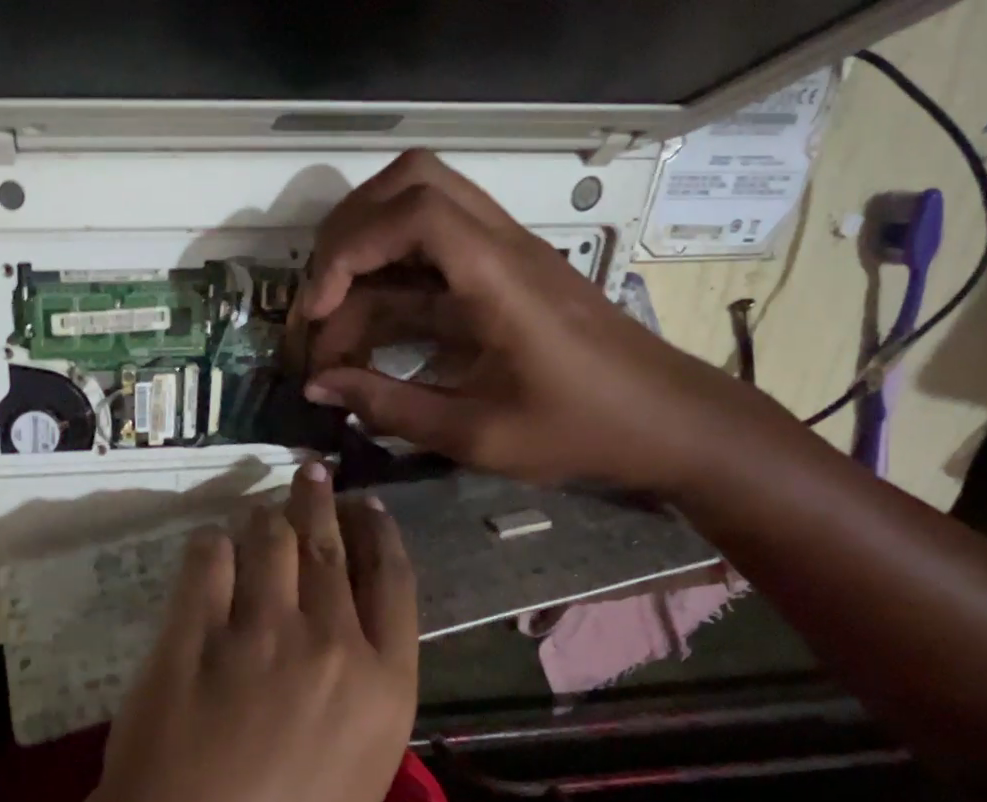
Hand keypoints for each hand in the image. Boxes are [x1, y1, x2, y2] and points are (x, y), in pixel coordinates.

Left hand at [69, 462, 417, 801]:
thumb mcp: (351, 780)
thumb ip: (350, 700)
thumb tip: (326, 636)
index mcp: (389, 693)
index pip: (395, 580)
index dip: (377, 532)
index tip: (365, 504)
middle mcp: (332, 649)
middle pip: (329, 548)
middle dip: (317, 503)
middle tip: (306, 475)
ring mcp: (256, 638)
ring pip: (267, 542)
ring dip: (261, 518)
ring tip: (256, 508)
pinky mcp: (184, 641)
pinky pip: (203, 564)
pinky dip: (208, 548)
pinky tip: (208, 547)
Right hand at [288, 149, 773, 492]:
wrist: (669, 423)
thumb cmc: (580, 431)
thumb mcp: (475, 433)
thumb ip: (389, 406)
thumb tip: (317, 387)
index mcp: (500, 276)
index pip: (413, 211)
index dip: (349, 251)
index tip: (320, 314)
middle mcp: (501, 245)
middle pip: (411, 183)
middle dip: (346, 236)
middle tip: (318, 304)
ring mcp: (504, 255)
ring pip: (419, 207)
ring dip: (364, 253)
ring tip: (331, 324)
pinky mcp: (504, 276)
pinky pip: (433, 252)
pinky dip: (388, 280)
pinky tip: (367, 335)